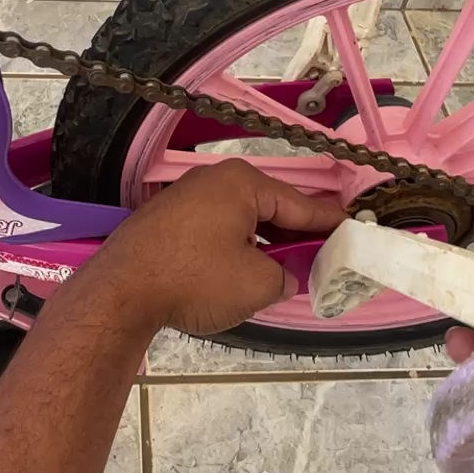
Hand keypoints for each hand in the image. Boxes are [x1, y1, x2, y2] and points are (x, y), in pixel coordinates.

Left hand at [68, 159, 344, 336]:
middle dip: (294, 233)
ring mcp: (186, 197)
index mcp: (242, 183)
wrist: (119, 292)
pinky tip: (241, 268)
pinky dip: (234, 245)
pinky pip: (214, 227)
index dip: (329, 223)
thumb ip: (284, 275)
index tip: (354, 230)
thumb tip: (284, 274)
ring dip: (263, 242)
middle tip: (322, 255)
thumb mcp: (256, 284)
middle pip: (269, 207)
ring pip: (240, 218)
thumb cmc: (193, 280)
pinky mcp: (166, 219)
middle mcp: (214, 180)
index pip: (300, 203)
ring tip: (285, 267)